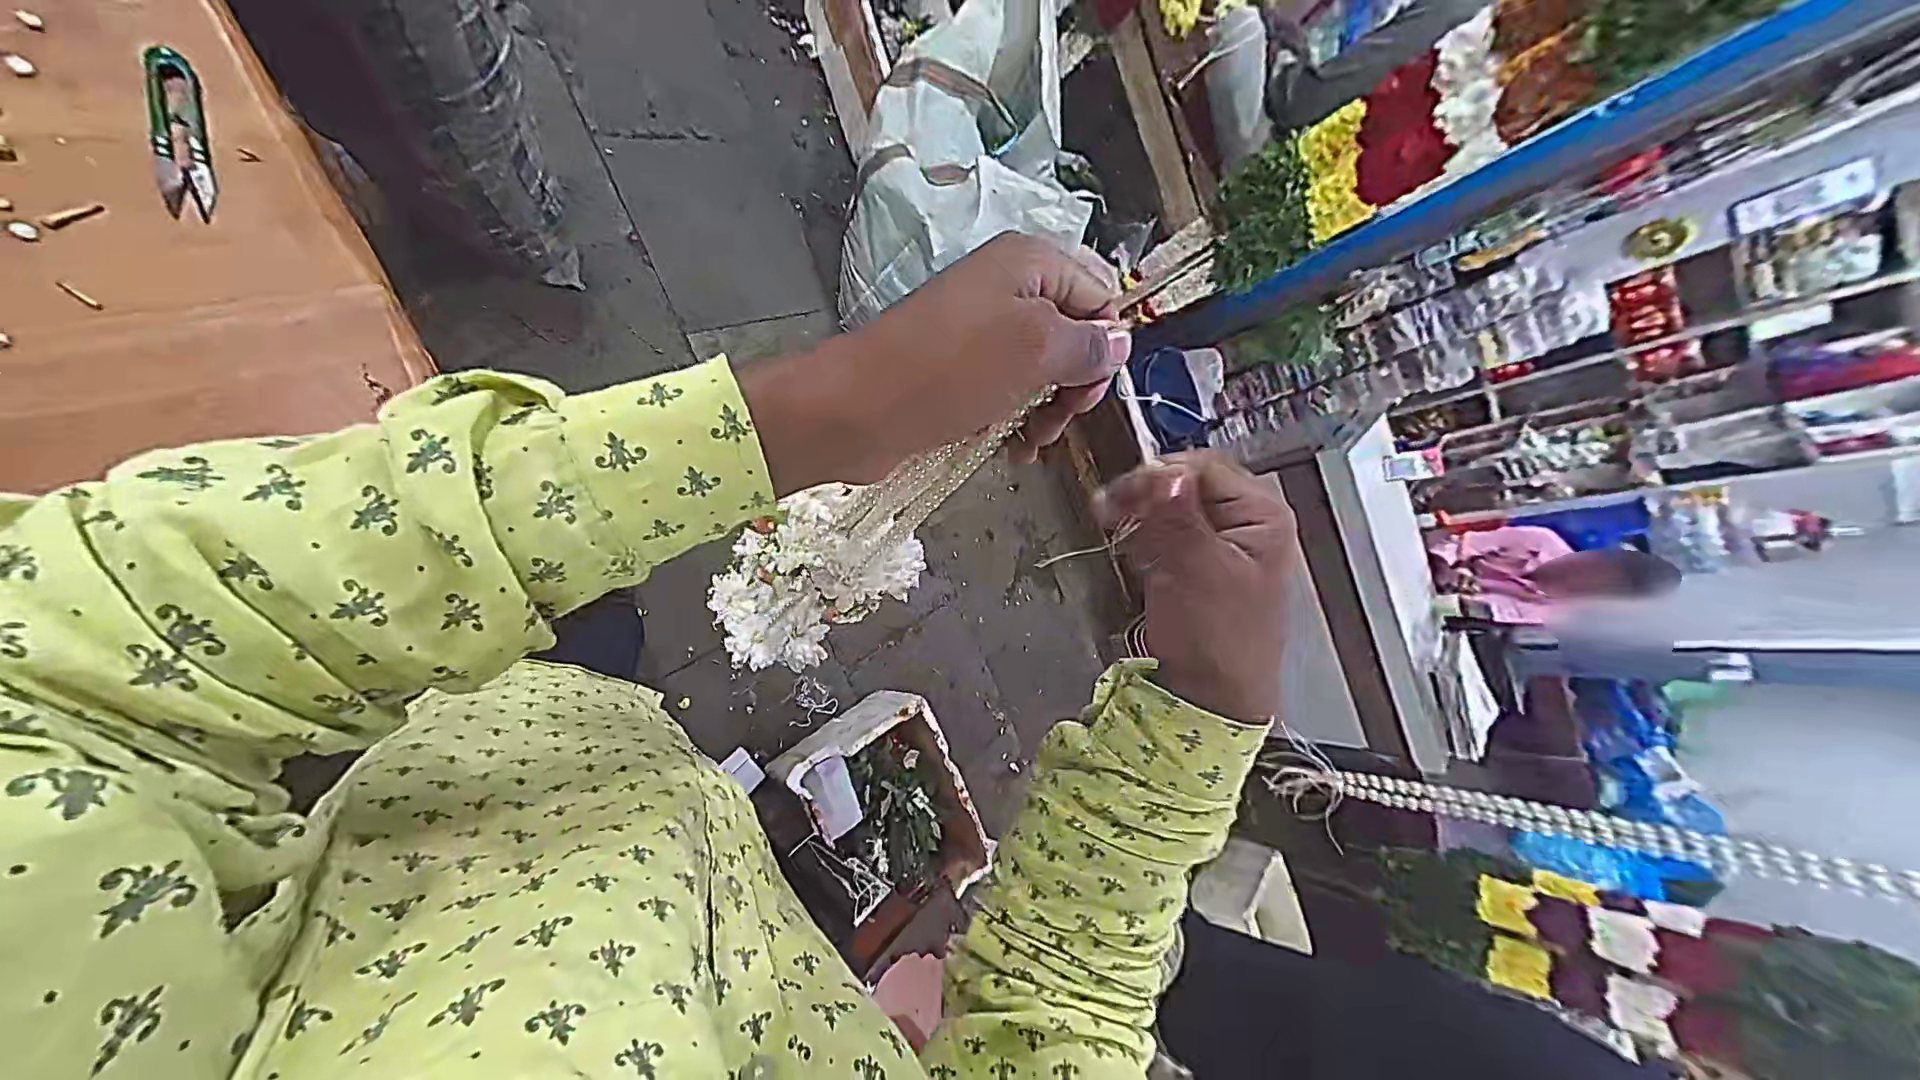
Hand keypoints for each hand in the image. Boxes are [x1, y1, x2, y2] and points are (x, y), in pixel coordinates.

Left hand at [739, 233, 1130, 492]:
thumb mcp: (1035, 349)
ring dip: (1047, 412)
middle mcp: (1008, 290)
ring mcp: (982, 332)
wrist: (858, 411)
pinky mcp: (961, 371)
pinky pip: (1009, 391)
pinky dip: (1017, 420)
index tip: (1090, 390)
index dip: (1105, 346)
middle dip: (1074, 386)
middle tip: (1058, 422)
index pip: (1100, 295)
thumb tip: (1121, 343)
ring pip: (1043, 371)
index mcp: (1029, 264)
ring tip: (1030, 443)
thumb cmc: (948, 372)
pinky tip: (1010, 447)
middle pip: (1074, 336)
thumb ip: (1089, 343)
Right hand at [1097, 452, 1297, 723]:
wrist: (1209, 696)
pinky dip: (1142, 533)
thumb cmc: (1216, 637)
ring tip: (1110, 524)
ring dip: (1139, 513)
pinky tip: (1126, 544)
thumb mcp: (1196, 570)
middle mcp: (1243, 522)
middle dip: (1145, 495)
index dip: (1159, 476)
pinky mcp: (1195, 562)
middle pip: (1187, 485)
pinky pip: (1165, 532)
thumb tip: (1164, 471)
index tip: (1121, 493)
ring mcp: (1218, 543)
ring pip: (1171, 507)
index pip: (1203, 469)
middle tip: (1108, 508)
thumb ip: (1178, 517)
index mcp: (1261, 515)